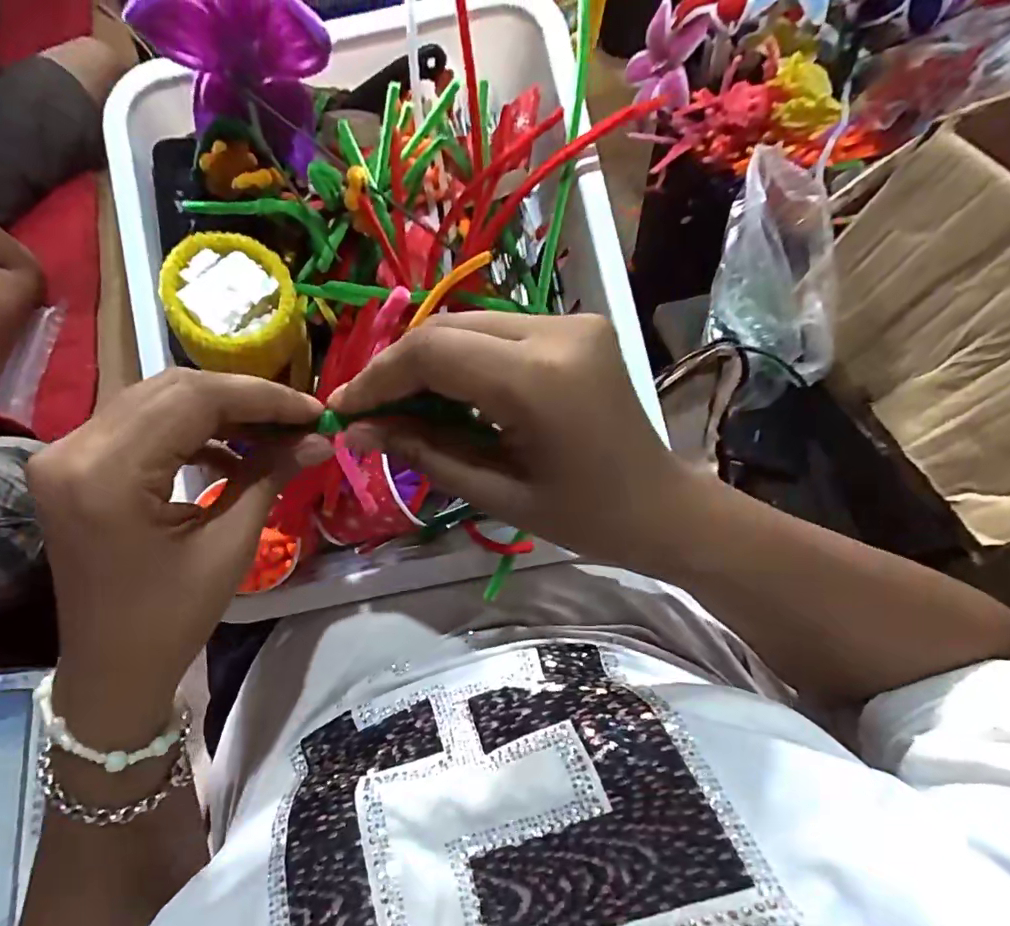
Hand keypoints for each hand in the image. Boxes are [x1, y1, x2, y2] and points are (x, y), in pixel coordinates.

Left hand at [26, 370, 328, 714]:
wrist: (111, 667)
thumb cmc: (171, 619)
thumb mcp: (228, 547)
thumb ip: (269, 477)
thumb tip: (319, 439)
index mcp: (107, 472)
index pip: (193, 399)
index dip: (261, 397)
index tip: (313, 410)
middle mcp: (73, 448)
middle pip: (171, 389)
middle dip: (243, 399)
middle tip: (298, 418)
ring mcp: (65, 454)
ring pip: (154, 401)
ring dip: (218, 410)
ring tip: (272, 433)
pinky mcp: (72, 465)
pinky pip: (138, 425)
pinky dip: (188, 431)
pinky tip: (229, 452)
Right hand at [328, 311, 703, 570]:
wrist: (662, 506)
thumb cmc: (586, 518)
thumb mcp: (498, 495)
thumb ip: (427, 452)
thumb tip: (362, 428)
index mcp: (539, 380)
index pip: (432, 351)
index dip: (379, 377)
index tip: (347, 408)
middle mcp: (557, 331)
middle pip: (448, 328)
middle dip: (399, 368)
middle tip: (370, 411)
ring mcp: (573, 321)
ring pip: (472, 324)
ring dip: (431, 362)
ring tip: (404, 407)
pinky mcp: (579, 325)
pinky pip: (501, 332)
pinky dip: (466, 360)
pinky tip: (452, 395)